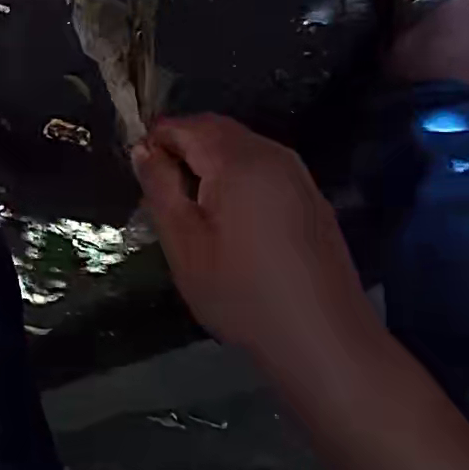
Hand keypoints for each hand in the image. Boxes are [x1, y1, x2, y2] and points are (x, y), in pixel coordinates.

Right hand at [131, 114, 375, 364]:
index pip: (183, 125)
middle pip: (214, 129)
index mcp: (237, 159)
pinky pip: (262, 167)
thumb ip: (159, 186)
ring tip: (193, 208)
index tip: (143, 179)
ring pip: (239, 146)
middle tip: (163, 192)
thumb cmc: (242, 293)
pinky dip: (236, 176)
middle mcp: (271, 154)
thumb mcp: (183, 242)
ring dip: (208, 161)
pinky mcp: (311, 197)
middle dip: (182, 148)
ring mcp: (297, 174)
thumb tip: (143, 149)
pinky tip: (232, 221)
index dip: (155, 143)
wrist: (326, 343)